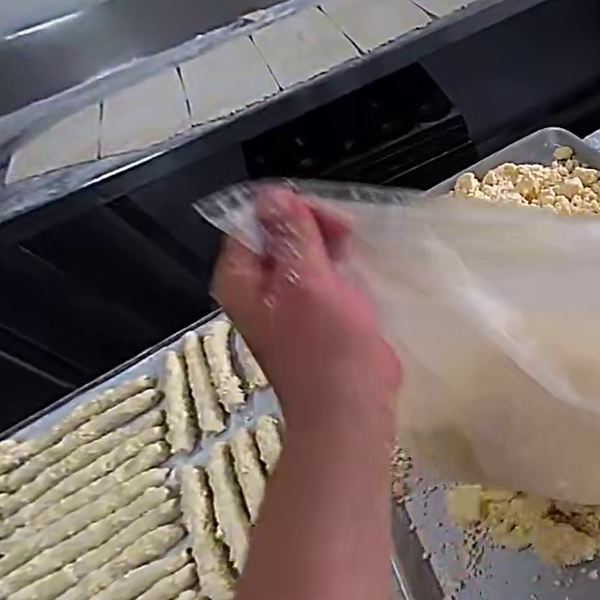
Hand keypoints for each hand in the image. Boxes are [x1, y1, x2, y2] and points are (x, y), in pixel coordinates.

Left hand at [213, 188, 399, 421]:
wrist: (351, 405)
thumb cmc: (327, 345)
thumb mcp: (307, 280)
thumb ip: (292, 234)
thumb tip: (274, 195)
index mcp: (242, 280)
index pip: (253, 223)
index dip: (286, 210)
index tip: (323, 214)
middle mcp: (258, 289)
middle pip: (279, 235)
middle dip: (312, 227)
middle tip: (346, 231)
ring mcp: (288, 302)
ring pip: (304, 253)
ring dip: (329, 245)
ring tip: (354, 249)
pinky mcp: (316, 314)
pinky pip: (322, 275)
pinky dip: (339, 266)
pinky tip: (357, 270)